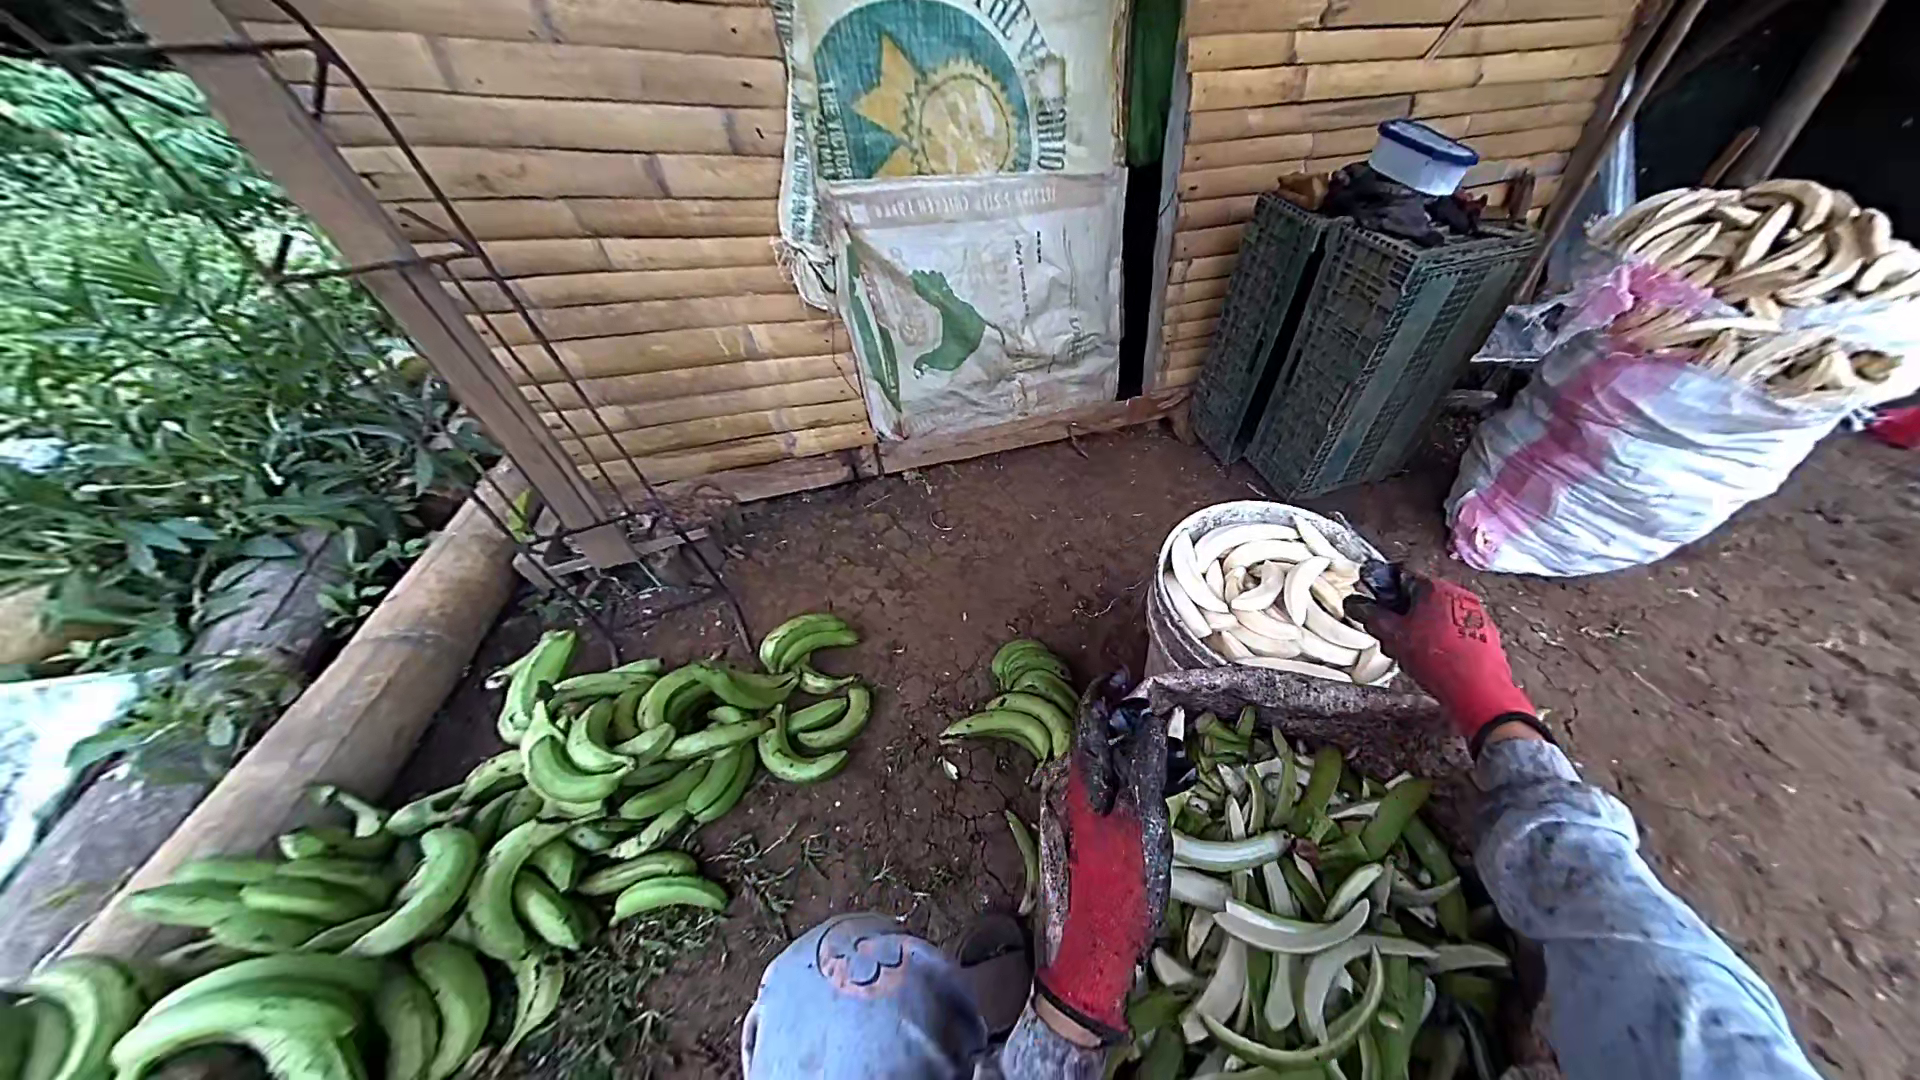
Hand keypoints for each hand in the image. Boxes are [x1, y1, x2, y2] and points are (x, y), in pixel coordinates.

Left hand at [1031, 672, 1168, 1043]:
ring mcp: (1087, 808)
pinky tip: (1170, 777)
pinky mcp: (1099, 827)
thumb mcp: (1141, 822)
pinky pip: (1121, 788)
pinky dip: (1144, 777)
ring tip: (1177, 744)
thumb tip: (1151, 722)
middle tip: (1165, 711)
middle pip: (1104, 738)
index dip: (1106, 692)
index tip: (1128, 675)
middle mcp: (1079, 786)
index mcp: (1083, 778)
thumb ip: (1145, 769)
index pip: (1090, 719)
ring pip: (1116, 763)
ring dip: (1143, 749)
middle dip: (1133, 719)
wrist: (1095, 948)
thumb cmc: (1119, 885)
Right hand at [1345, 567, 1535, 742]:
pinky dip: (1437, 639)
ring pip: (1435, 614)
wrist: (1478, 690)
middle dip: (1399, 613)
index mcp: (1436, 588)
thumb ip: (1369, 614)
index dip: (1380, 589)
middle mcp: (1459, 596)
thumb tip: (1355, 603)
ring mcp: (1476, 616)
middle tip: (1386, 630)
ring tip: (1406, 649)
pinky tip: (1428, 657)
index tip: (1370, 601)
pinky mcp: (1485, 635)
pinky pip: (1453, 630)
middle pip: (1419, 597)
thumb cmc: (1436, 657)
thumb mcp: (1390, 633)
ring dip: (1418, 627)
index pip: (1400, 576)